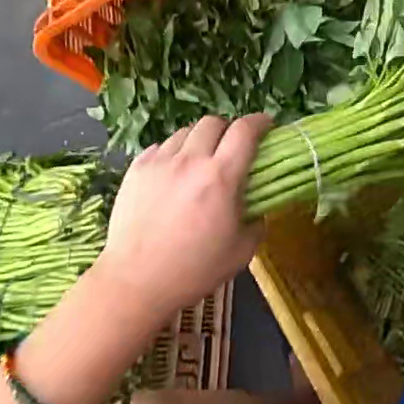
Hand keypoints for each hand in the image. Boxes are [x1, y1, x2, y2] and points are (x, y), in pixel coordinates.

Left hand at [96, 114, 271, 317]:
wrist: (136, 281)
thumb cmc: (193, 270)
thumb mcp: (241, 251)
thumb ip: (257, 222)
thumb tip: (259, 207)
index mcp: (220, 177)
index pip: (245, 131)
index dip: (260, 122)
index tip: (267, 125)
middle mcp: (190, 160)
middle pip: (213, 122)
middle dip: (228, 129)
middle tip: (232, 147)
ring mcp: (159, 162)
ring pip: (185, 132)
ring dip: (199, 141)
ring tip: (200, 161)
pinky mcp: (136, 169)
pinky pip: (160, 147)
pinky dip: (173, 153)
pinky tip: (174, 174)